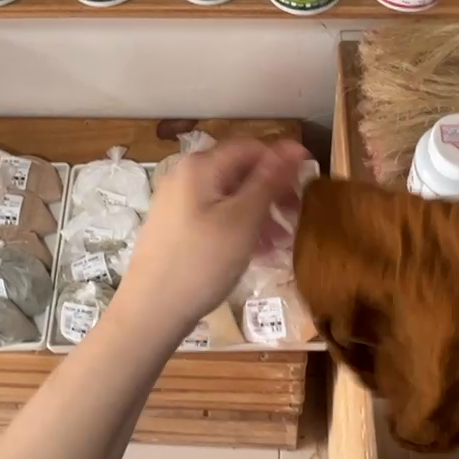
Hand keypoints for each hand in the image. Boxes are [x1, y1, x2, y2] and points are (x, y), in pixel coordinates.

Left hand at [116, 139, 309, 336]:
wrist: (149, 312)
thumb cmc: (201, 262)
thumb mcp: (243, 220)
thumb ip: (269, 180)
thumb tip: (293, 147)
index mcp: (201, 166)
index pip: (251, 147)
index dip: (282, 159)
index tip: (309, 179)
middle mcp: (185, 176)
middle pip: (239, 171)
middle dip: (271, 191)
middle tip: (296, 216)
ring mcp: (176, 203)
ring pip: (228, 197)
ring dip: (258, 213)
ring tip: (281, 243)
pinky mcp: (174, 228)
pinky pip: (214, 216)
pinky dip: (238, 227)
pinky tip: (256, 253)